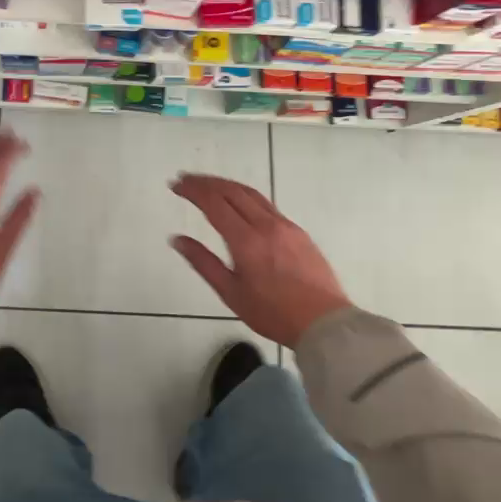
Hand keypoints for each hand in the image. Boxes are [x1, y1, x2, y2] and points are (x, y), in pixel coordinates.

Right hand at [170, 173, 351, 346]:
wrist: (323, 322)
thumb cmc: (273, 313)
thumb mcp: (231, 293)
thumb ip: (203, 263)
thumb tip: (177, 240)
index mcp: (246, 240)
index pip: (214, 203)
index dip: (193, 190)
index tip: (176, 185)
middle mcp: (265, 225)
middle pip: (232, 191)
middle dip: (206, 182)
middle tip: (186, 179)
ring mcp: (285, 225)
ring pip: (251, 193)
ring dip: (226, 184)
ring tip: (208, 184)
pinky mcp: (297, 231)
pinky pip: (266, 204)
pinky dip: (245, 195)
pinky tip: (239, 202)